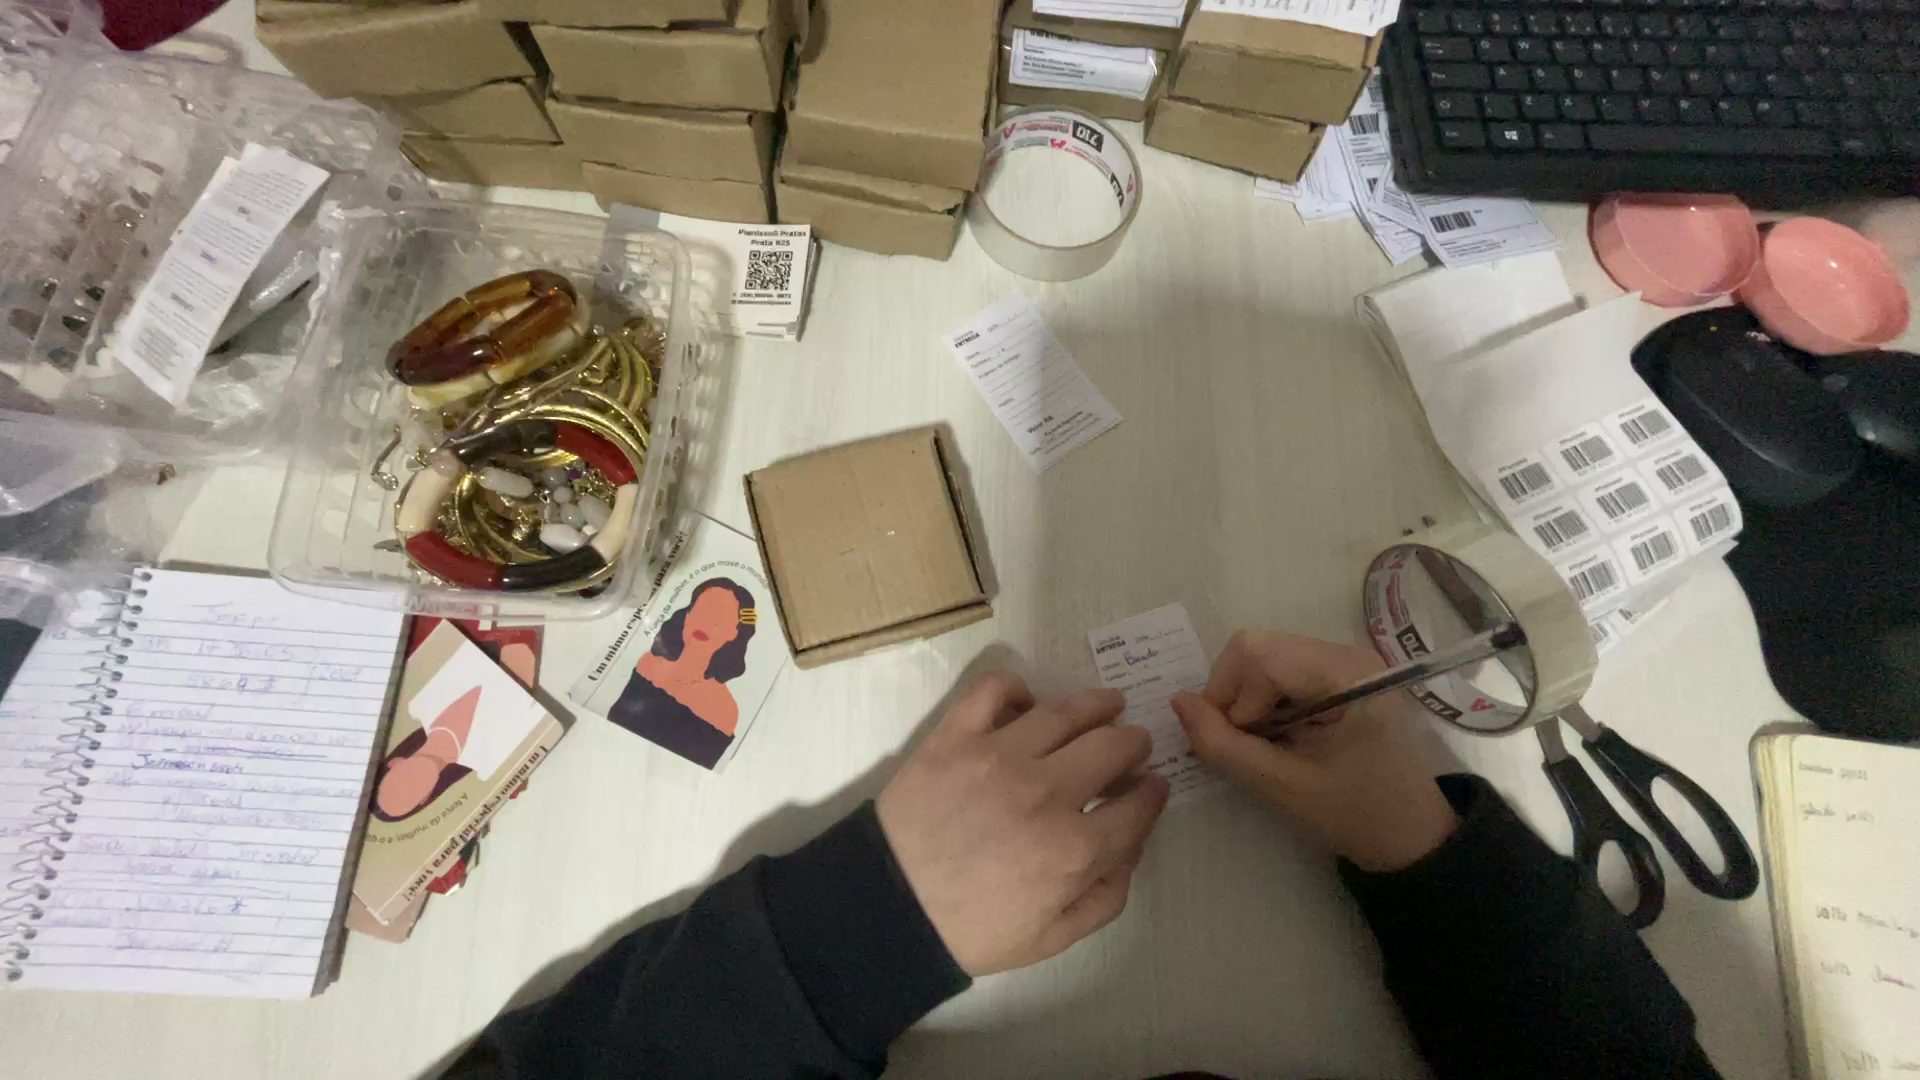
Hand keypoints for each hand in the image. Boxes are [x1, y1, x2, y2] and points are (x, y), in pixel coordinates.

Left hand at [877, 673, 1170, 975]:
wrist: (890, 906)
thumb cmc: (972, 927)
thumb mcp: (1053, 936)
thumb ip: (1106, 894)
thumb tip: (1133, 843)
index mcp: (1073, 849)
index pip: (1137, 805)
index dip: (1153, 792)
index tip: (1153, 784)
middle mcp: (1045, 792)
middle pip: (1112, 747)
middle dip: (1135, 743)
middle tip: (1134, 741)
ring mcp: (998, 755)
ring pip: (1064, 711)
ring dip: (1097, 704)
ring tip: (1109, 703)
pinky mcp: (957, 734)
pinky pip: (993, 689)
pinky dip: (1016, 686)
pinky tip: (1028, 701)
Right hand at [1170, 630, 1457, 872]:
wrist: (1412, 836)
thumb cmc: (1354, 814)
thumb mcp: (1279, 787)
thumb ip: (1221, 744)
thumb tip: (1177, 701)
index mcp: (1345, 675)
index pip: (1256, 653)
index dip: (1231, 696)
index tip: (1245, 742)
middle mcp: (1344, 651)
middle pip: (1253, 647)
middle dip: (1233, 693)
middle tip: (1248, 739)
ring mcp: (1340, 657)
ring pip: (1258, 653)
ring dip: (1244, 695)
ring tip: (1264, 737)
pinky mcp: (1333, 669)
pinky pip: (1273, 664)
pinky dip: (1259, 695)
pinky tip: (1278, 728)